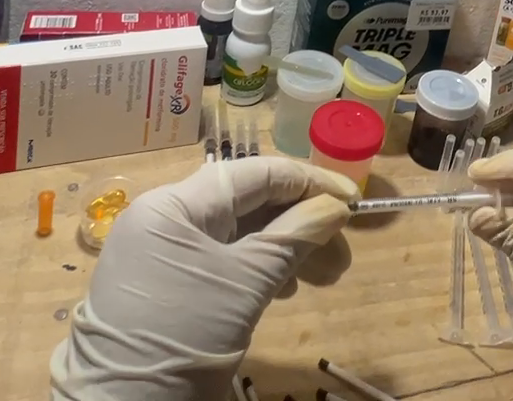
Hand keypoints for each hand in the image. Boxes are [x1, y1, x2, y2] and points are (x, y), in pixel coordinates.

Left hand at [50, 157, 359, 400]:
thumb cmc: (183, 340)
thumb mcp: (247, 285)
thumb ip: (295, 236)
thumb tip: (337, 207)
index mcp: (175, 203)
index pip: (256, 173)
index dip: (310, 183)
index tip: (353, 202)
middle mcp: (164, 216)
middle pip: (248, 202)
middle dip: (300, 224)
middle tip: (341, 255)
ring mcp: (159, 251)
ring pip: (237, 233)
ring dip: (284, 249)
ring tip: (324, 277)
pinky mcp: (161, 283)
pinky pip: (219, 258)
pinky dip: (256, 267)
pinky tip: (284, 287)